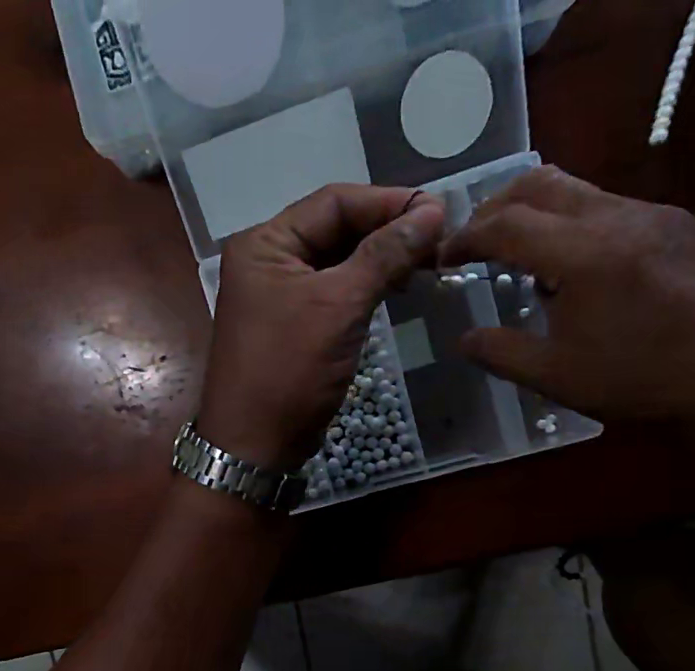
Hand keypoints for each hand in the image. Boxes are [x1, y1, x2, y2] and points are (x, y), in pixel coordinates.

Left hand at [197, 185, 445, 470]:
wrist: (254, 445)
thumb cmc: (289, 370)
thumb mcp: (339, 306)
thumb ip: (385, 254)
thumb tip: (433, 210)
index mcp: (263, 243)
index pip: (333, 202)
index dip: (388, 202)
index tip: (440, 211)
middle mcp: (266, 261)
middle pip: (335, 228)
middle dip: (387, 230)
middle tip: (440, 240)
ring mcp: (277, 294)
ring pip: (338, 260)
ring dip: (381, 258)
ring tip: (427, 263)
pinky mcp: (292, 324)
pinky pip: (334, 291)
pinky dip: (366, 286)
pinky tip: (398, 288)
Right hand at [439, 166, 694, 436]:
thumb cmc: (639, 381)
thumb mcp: (554, 376)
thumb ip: (500, 352)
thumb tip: (463, 339)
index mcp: (584, 254)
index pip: (506, 224)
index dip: (465, 238)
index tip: (442, 260)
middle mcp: (619, 217)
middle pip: (540, 184)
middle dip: (494, 208)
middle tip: (472, 242)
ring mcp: (654, 214)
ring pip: (578, 190)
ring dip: (535, 214)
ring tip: (518, 257)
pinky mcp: (678, 225)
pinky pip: (610, 208)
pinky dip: (573, 226)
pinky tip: (573, 270)